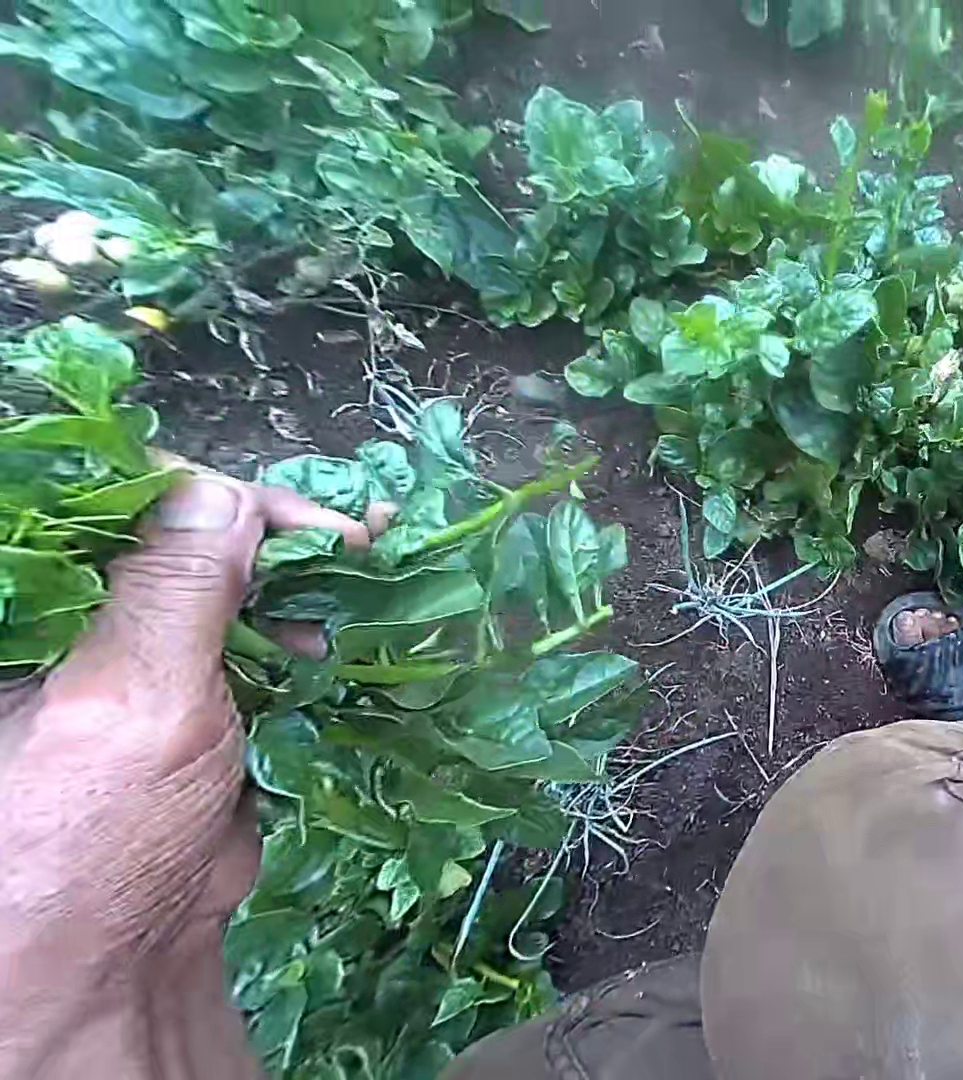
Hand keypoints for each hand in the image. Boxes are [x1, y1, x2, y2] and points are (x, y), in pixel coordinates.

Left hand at [0, 474, 365, 1077]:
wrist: (121, 943)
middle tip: (357, 541)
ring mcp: (136, 653)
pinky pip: (257, 622)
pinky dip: (313, 609)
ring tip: (369, 577)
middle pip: (173, 533)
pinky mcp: (196, 682)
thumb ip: (170, 599)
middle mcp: (65, 624)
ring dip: (303, 569)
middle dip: (270, 528)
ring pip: (226, 575)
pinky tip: (355, 611)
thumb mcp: (130, 707)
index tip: (288, 516)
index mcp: (15, 620)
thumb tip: (216, 493)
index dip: (193, 494)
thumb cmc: (88, 836)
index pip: (91, 507)